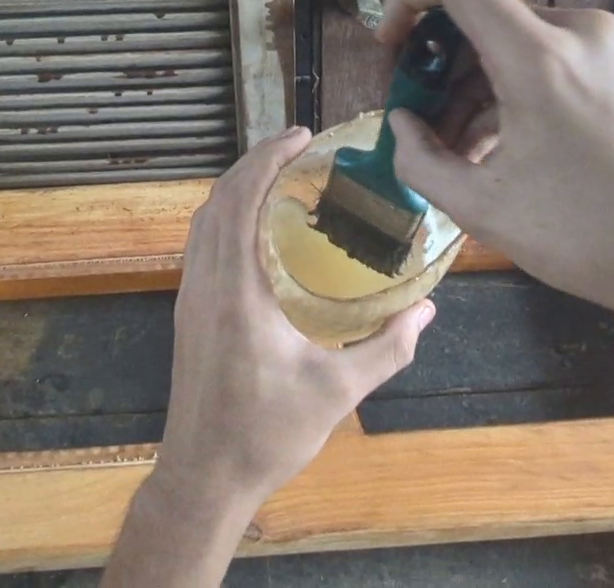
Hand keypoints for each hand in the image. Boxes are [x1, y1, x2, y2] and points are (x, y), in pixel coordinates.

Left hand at [157, 126, 436, 507]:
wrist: (204, 476)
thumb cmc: (267, 434)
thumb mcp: (338, 393)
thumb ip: (387, 348)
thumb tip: (426, 310)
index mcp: (237, 292)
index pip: (241, 202)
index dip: (267, 159)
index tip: (302, 137)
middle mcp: (206, 282)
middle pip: (219, 199)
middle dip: (256, 161)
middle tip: (300, 146)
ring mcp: (190, 295)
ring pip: (205, 218)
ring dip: (238, 185)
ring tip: (280, 175)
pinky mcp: (187, 309)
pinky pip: (202, 240)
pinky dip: (227, 213)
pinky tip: (258, 225)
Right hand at [377, 0, 613, 353]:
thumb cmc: (594, 238)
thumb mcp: (486, 210)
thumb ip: (420, 161)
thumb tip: (400, 125)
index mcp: (541, 56)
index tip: (391, 47)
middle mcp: (580, 31)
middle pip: (484, 18)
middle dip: (439, 65)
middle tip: (422, 123)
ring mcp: (613, 46)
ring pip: (517, 42)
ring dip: (476, 85)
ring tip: (461, 150)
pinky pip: (554, 59)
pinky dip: (517, 90)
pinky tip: (506, 146)